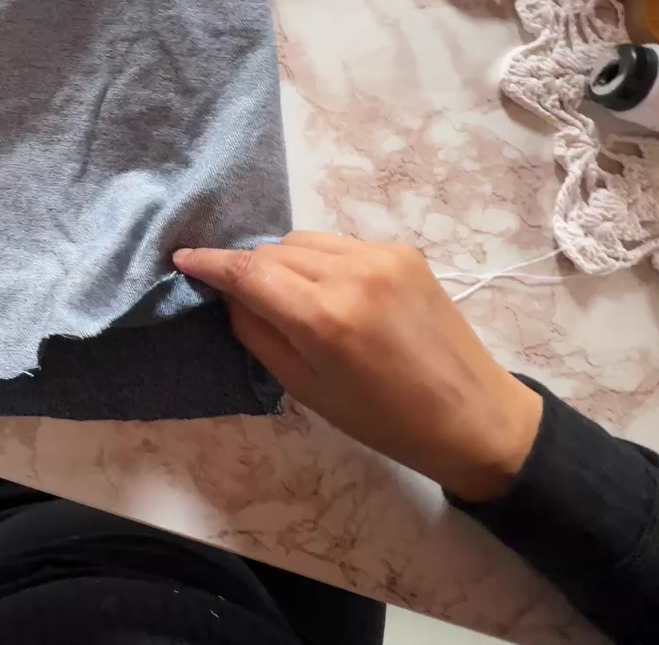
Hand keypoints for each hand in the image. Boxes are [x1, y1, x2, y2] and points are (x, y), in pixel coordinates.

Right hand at [174, 232, 542, 501]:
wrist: (475, 417)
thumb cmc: (382, 419)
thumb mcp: (305, 388)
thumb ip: (256, 331)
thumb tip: (230, 294)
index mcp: (324, 318)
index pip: (248, 272)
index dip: (210, 262)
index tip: (183, 258)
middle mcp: (351, 273)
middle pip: (271, 251)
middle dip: (250, 270)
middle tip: (248, 300)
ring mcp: (380, 255)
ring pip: (301, 240)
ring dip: (284, 262)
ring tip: (294, 296)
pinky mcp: (401, 249)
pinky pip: (336, 243)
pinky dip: (320, 261)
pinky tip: (335, 291)